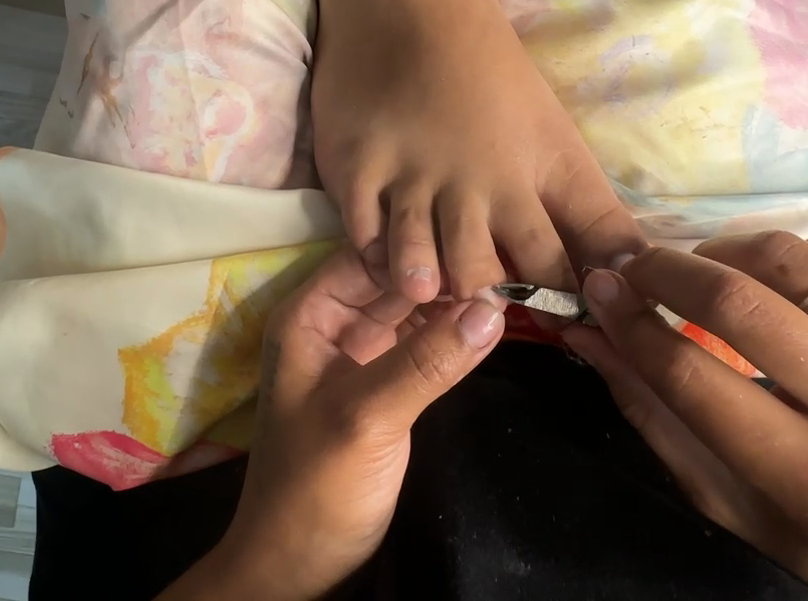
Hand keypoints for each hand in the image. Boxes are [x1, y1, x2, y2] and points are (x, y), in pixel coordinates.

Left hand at [160, 247, 505, 599]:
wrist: (297, 566)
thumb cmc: (314, 485)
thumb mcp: (367, 417)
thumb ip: (426, 362)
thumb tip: (492, 308)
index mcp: (311, 314)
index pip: (369, 256)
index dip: (419, 247)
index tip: (477, 240)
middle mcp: (335, 322)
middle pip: (395, 278)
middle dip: (443, 270)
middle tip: (505, 260)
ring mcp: (362, 352)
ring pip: (413, 308)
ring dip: (454, 300)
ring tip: (510, 282)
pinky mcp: (388, 383)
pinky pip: (424, 342)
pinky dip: (454, 333)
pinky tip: (492, 321)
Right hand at [311, 0, 641, 302]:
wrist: (405, 0)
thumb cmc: (484, 58)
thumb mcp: (551, 126)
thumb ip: (579, 200)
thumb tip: (622, 264)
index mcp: (538, 168)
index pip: (573, 260)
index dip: (577, 299)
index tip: (573, 318)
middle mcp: (478, 184)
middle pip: (490, 279)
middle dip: (492, 299)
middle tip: (483, 298)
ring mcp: (410, 179)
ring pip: (426, 274)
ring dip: (433, 286)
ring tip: (432, 282)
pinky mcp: (355, 172)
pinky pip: (366, 246)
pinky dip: (379, 261)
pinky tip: (388, 254)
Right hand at [563, 233, 807, 600]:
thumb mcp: (731, 500)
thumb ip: (651, 410)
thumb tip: (586, 331)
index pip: (690, 375)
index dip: (629, 322)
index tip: (597, 288)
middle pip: (737, 303)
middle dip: (663, 270)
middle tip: (633, 265)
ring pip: (787, 259)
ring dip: (721, 251)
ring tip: (698, 269)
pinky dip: (783, 259)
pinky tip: (767, 283)